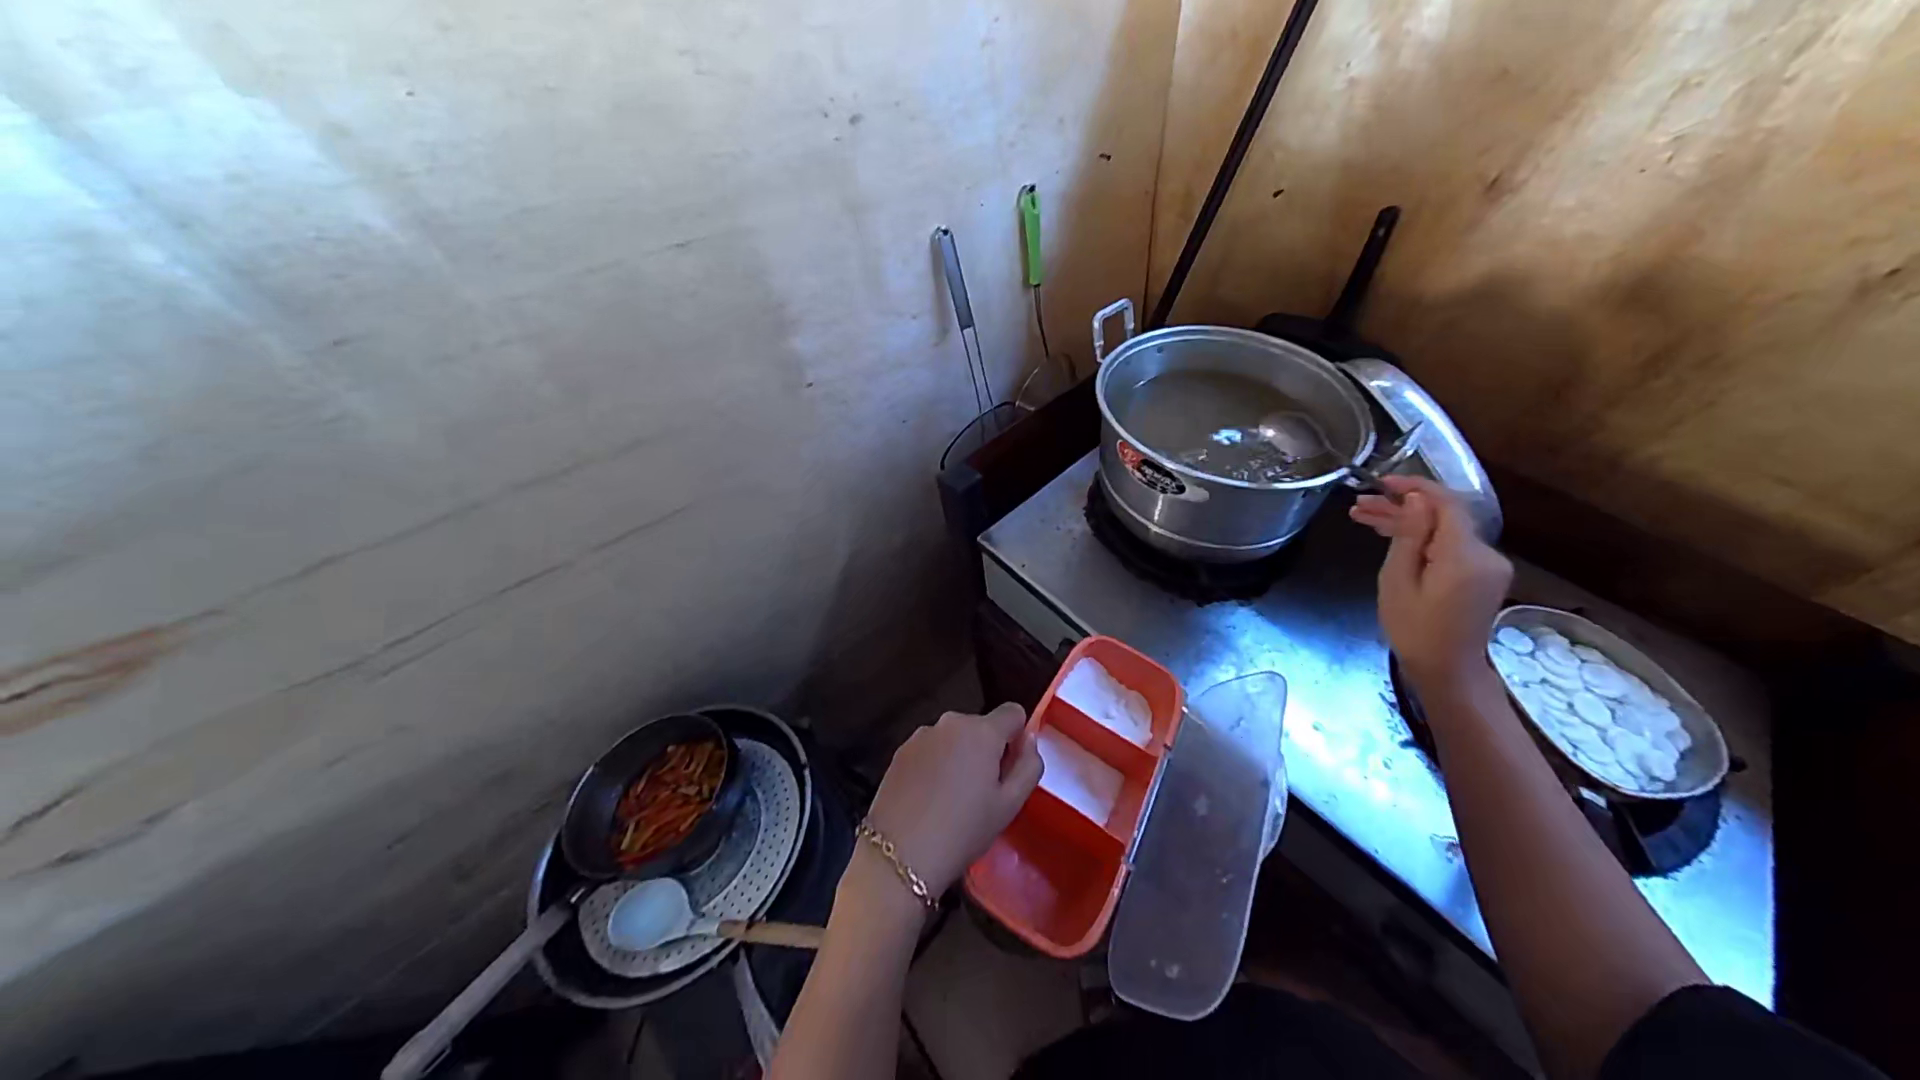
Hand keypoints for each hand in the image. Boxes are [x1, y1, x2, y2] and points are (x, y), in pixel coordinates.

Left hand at [863, 703, 1042, 896]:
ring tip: (952, 798)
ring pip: (953, 738)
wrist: (900, 854)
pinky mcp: (899, 751)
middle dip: (987, 749)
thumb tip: (1029, 739)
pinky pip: (930, 749)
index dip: (1017, 736)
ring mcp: (921, 734)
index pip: (1013, 712)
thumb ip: (1029, 765)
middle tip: (983, 792)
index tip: (1010, 767)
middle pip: (981, 726)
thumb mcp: (1010, 805)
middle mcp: (950, 722)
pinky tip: (928, 798)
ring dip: (959, 756)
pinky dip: (935, 764)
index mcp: (982, 730)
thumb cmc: (964, 830)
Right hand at [1350, 476, 1511, 691]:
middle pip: (1443, 516)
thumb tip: (1415, 500)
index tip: (1380, 482)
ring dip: (1408, 523)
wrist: (1447, 669)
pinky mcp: (1483, 575)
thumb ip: (1409, 536)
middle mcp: (1485, 555)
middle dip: (1401, 507)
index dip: (1414, 487)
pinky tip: (1392, 536)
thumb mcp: (1398, 581)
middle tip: (1358, 506)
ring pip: (1444, 530)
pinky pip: (1450, 546)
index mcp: (1464, 556)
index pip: (1445, 504)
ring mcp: (1488, 565)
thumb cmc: (1413, 629)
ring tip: (1364, 518)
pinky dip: (1422, 539)